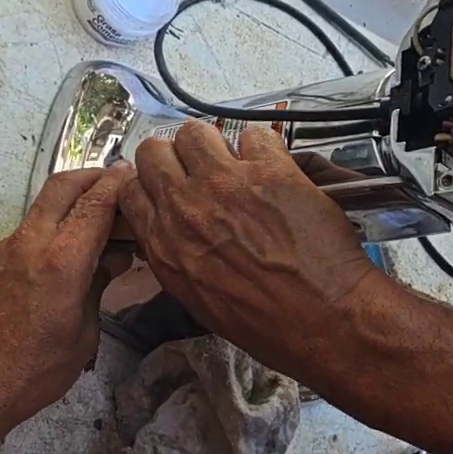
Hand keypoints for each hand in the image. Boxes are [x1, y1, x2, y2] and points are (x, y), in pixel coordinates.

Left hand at [0, 165, 135, 441]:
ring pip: (45, 203)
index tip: (136, 175)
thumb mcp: (82, 336)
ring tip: (103, 219)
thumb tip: (114, 257)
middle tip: (119, 185)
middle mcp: (32, 242)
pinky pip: (32, 226)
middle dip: (93, 176)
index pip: (95, 203)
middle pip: (63, 185)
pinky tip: (73, 246)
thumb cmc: (32, 372)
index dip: (118, 183)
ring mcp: (9, 247)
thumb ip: (98, 287)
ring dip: (74, 199)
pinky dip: (56, 222)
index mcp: (61, 261)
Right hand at [119, 122, 396, 386]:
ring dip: (212, 144)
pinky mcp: (267, 169)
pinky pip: (254, 135)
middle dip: (173, 156)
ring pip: (195, 131)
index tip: (167, 185)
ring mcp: (224, 183)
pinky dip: (264, 149)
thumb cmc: (263, 322)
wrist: (323, 320)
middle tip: (198, 168)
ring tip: (234, 162)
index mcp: (162, 241)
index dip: (149, 182)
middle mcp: (184, 206)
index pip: (129, 189)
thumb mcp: (195, 298)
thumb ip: (173, 255)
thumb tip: (169, 230)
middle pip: (153, 150)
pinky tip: (274, 169)